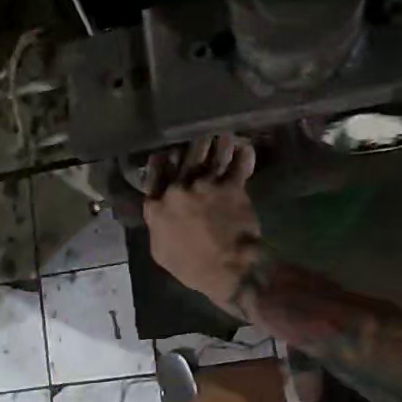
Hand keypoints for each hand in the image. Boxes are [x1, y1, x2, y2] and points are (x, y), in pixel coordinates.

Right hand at [141, 135, 261, 313]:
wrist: (227, 268)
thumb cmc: (191, 267)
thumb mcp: (161, 251)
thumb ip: (157, 226)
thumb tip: (158, 211)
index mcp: (157, 206)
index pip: (154, 175)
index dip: (159, 162)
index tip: (164, 153)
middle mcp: (178, 189)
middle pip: (183, 158)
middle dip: (192, 145)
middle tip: (198, 134)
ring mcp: (206, 185)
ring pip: (212, 154)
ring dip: (219, 143)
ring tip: (224, 134)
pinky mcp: (232, 187)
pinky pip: (239, 165)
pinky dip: (244, 156)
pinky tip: (247, 148)